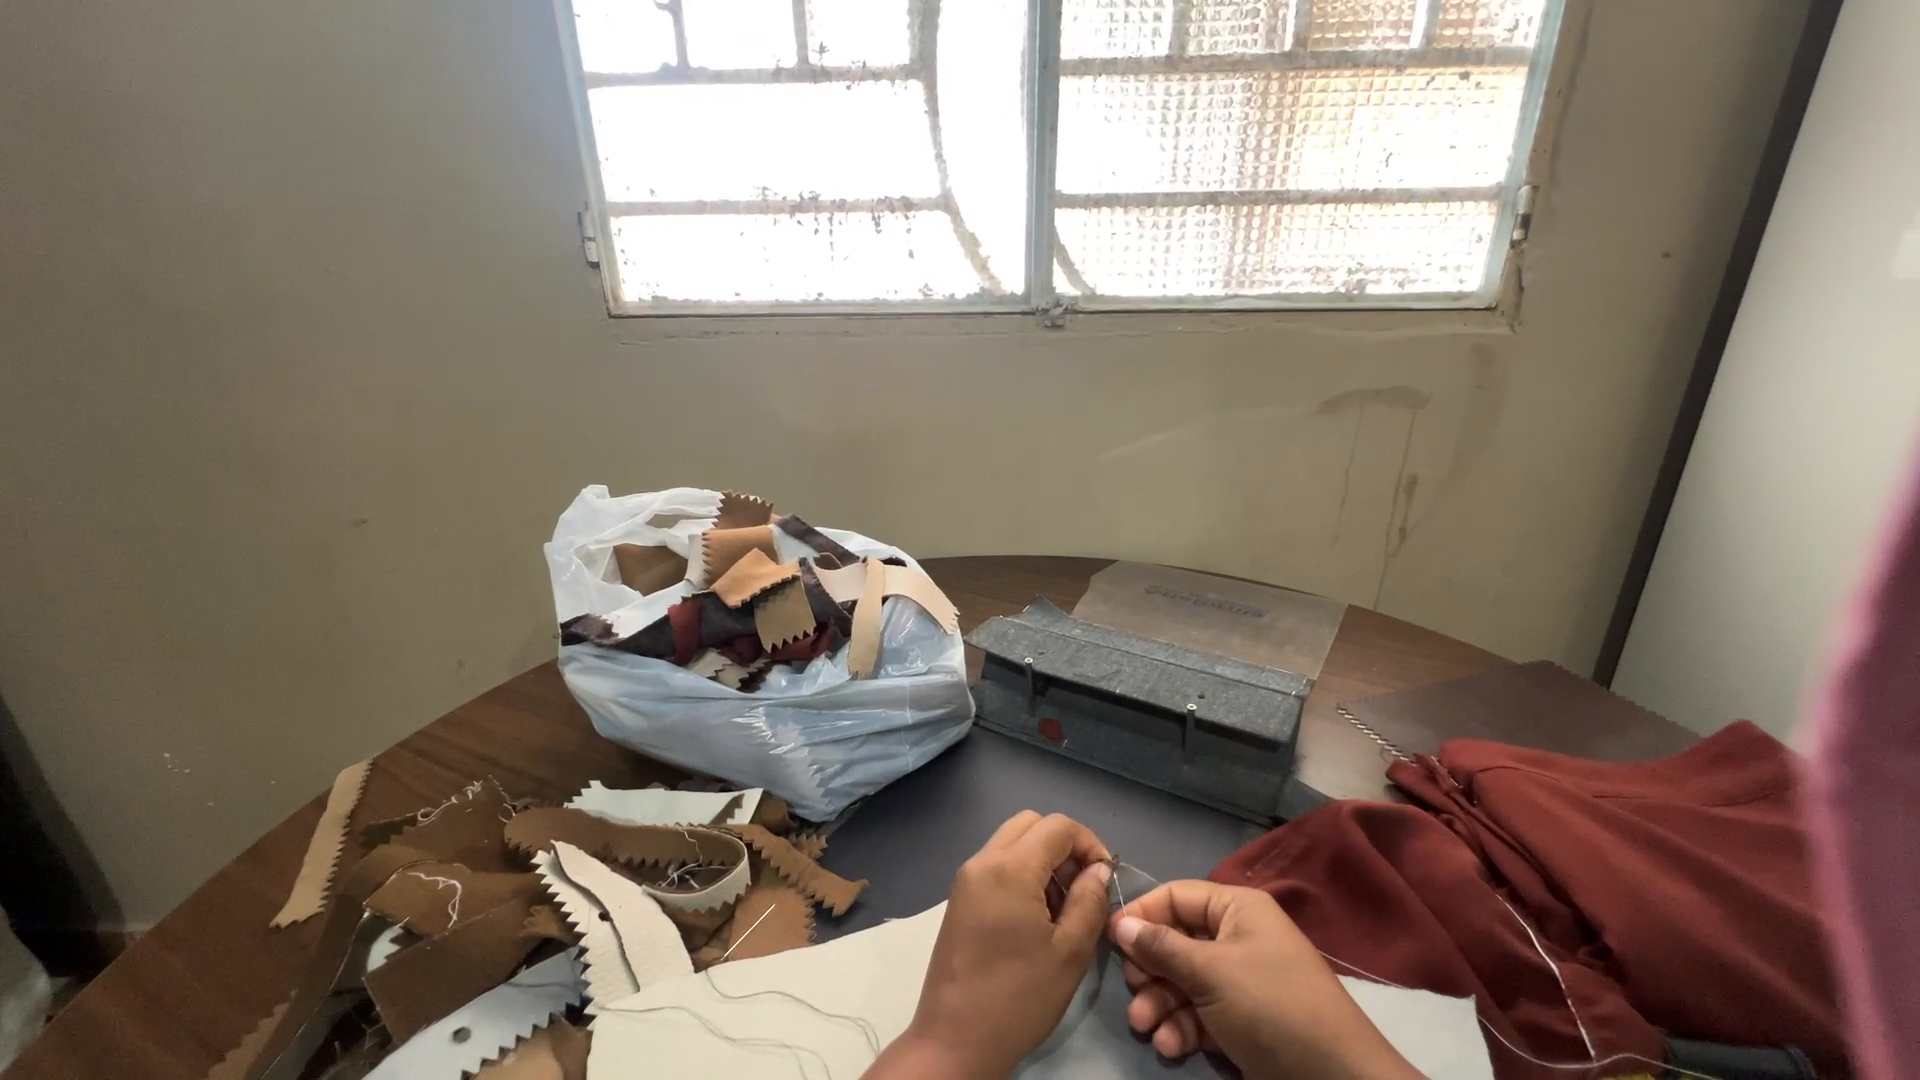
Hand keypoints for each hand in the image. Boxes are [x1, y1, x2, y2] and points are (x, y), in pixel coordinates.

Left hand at [865, 811, 1113, 1079]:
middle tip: (1084, 888)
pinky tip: (1037, 917)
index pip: (1058, 826)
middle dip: (1064, 846)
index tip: (1106, 880)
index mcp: (1009, 868)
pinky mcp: (959, 898)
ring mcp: (966, 878)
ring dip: (1042, 859)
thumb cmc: (1018, 998)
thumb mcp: (1070, 953)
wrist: (954, 1040)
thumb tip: (1098, 871)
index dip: (1090, 844)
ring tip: (1063, 907)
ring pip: (1012, 841)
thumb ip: (1090, 902)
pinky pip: (996, 864)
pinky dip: (1022, 873)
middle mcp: (982, 861)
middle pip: (1031, 824)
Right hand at [1110, 880, 1421, 1079]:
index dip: (1142, 914)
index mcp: (1237, 909)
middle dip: (1150, 970)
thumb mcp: (1211, 973)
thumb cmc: (1271, 1008)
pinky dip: (1182, 1027)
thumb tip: (1120, 922)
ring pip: (1184, 981)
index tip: (1110, 940)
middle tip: (1134, 992)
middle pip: (1176, 941)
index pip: (1176, 896)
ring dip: (1161, 1003)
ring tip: (1146, 1028)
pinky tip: (1170, 1047)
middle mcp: (1238, 937)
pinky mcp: (1243, 1020)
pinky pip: (1201, 1012)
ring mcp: (1241, 981)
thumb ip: (1161, 947)